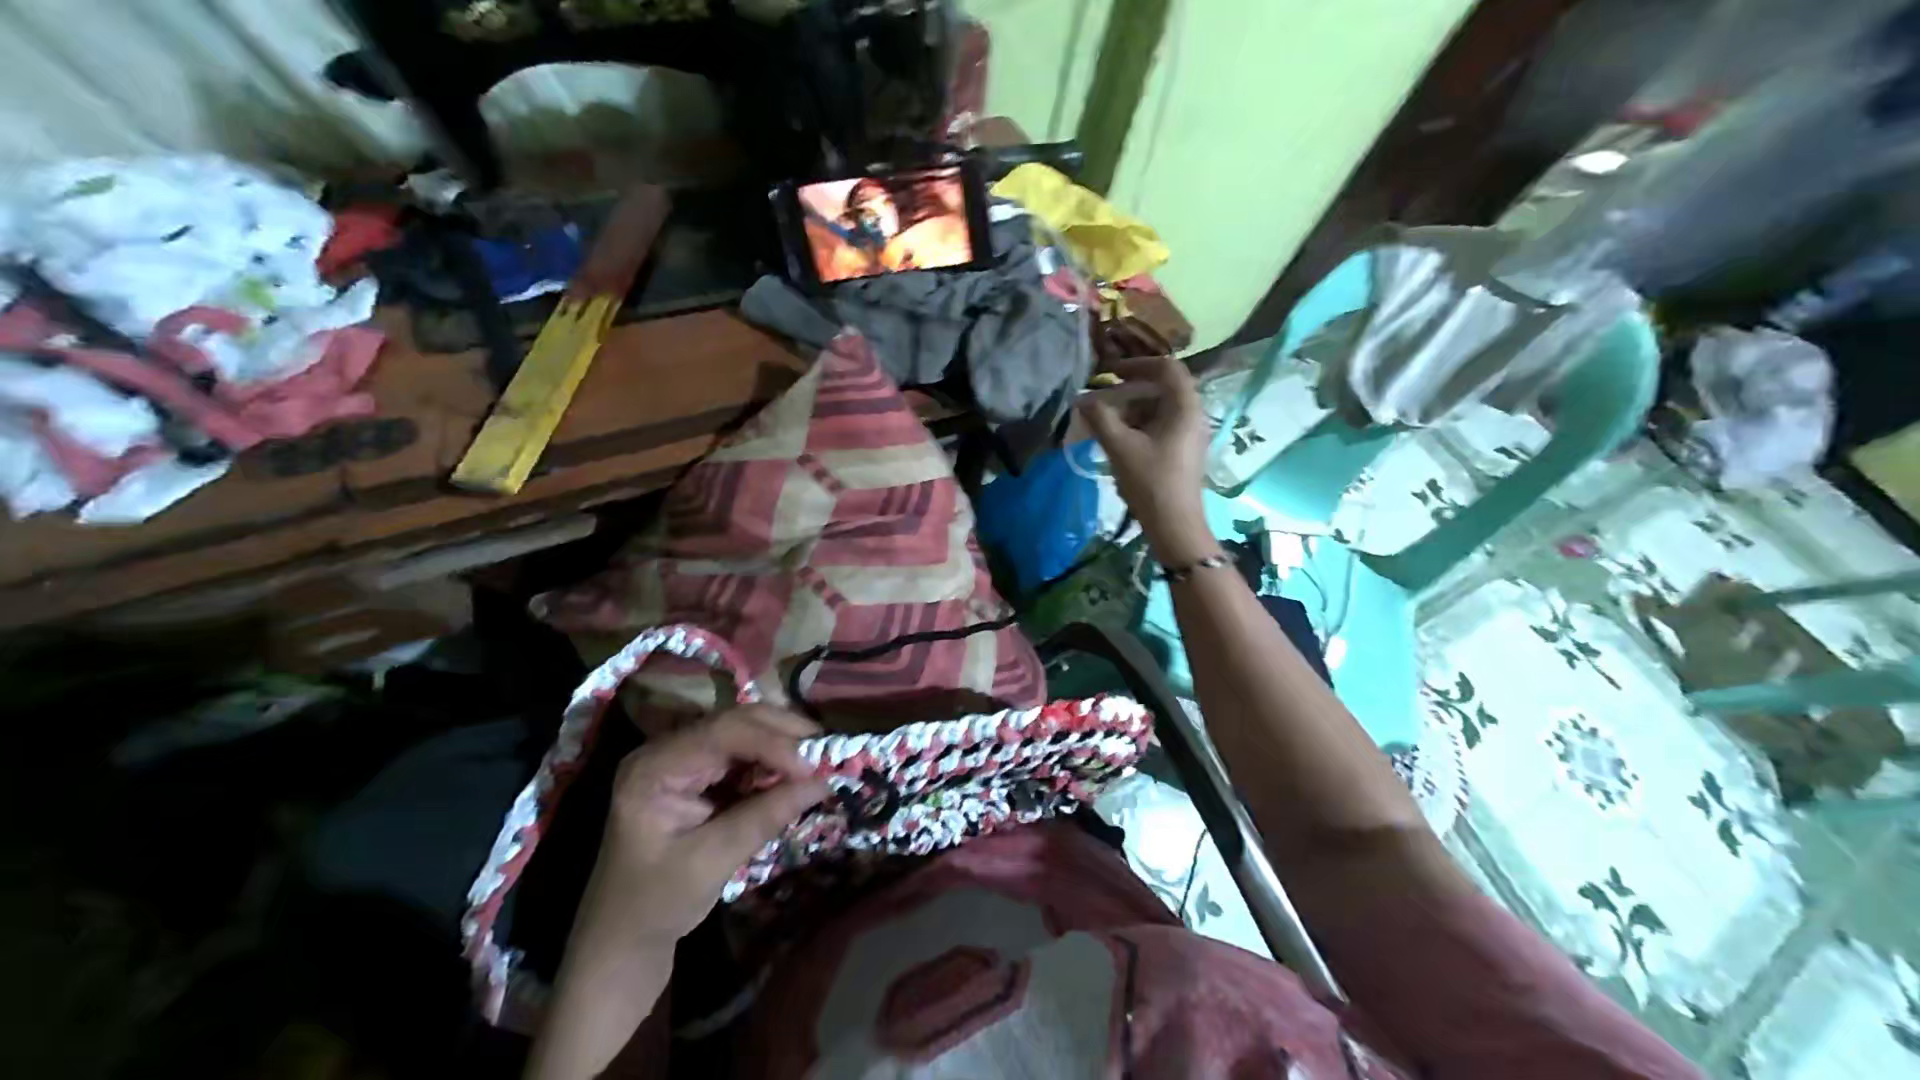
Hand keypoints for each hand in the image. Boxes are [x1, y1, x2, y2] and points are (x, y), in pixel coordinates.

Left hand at [577, 706, 829, 947]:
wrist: (622, 939)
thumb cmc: (655, 904)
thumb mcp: (711, 862)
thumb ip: (764, 816)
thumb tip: (823, 782)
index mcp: (656, 766)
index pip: (723, 732)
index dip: (773, 742)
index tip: (813, 767)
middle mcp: (669, 750)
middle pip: (737, 721)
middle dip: (785, 734)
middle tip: (829, 753)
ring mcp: (685, 760)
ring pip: (747, 732)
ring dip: (785, 744)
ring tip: (820, 763)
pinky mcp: (701, 775)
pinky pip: (747, 754)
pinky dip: (776, 761)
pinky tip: (798, 775)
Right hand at [1077, 355, 1218, 565]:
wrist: (1174, 525)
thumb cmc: (1150, 481)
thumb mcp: (1120, 446)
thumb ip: (1100, 417)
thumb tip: (1082, 399)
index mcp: (1185, 406)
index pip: (1167, 367)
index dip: (1137, 364)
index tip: (1110, 371)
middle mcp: (1194, 414)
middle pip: (1163, 387)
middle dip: (1130, 390)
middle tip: (1103, 397)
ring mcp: (1191, 434)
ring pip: (1161, 408)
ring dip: (1132, 409)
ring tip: (1106, 422)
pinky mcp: (1184, 450)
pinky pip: (1162, 425)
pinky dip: (1140, 425)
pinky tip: (1120, 440)